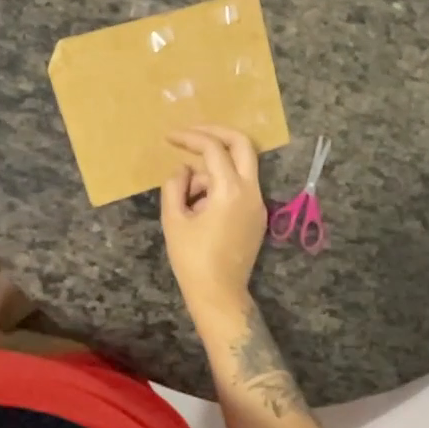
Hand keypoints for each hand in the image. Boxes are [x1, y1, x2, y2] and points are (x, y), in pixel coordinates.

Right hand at [161, 126, 265, 322]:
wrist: (219, 294)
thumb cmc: (192, 259)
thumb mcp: (174, 220)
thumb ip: (175, 186)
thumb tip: (184, 170)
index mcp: (231, 191)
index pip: (213, 149)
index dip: (189, 138)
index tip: (169, 138)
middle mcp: (251, 192)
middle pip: (242, 144)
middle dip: (216, 133)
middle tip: (191, 135)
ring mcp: (258, 205)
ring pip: (240, 167)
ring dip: (213, 169)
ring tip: (185, 196)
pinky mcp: (257, 217)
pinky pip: (241, 187)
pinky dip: (221, 185)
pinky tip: (199, 204)